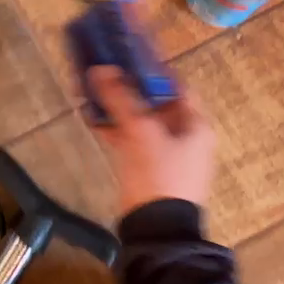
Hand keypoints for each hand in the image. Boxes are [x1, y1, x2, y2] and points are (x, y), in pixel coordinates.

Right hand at [87, 66, 216, 215]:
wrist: (156, 230)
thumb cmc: (160, 174)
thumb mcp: (141, 132)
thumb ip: (121, 98)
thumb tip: (101, 69)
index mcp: (195, 125)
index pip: (176, 85)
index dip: (154, 67)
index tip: (129, 52)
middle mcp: (182, 135)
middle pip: (153, 99)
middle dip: (127, 83)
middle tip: (104, 65)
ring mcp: (163, 151)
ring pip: (137, 116)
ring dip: (115, 102)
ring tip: (90, 85)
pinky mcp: (144, 165)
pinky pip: (127, 136)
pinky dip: (111, 124)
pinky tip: (88, 113)